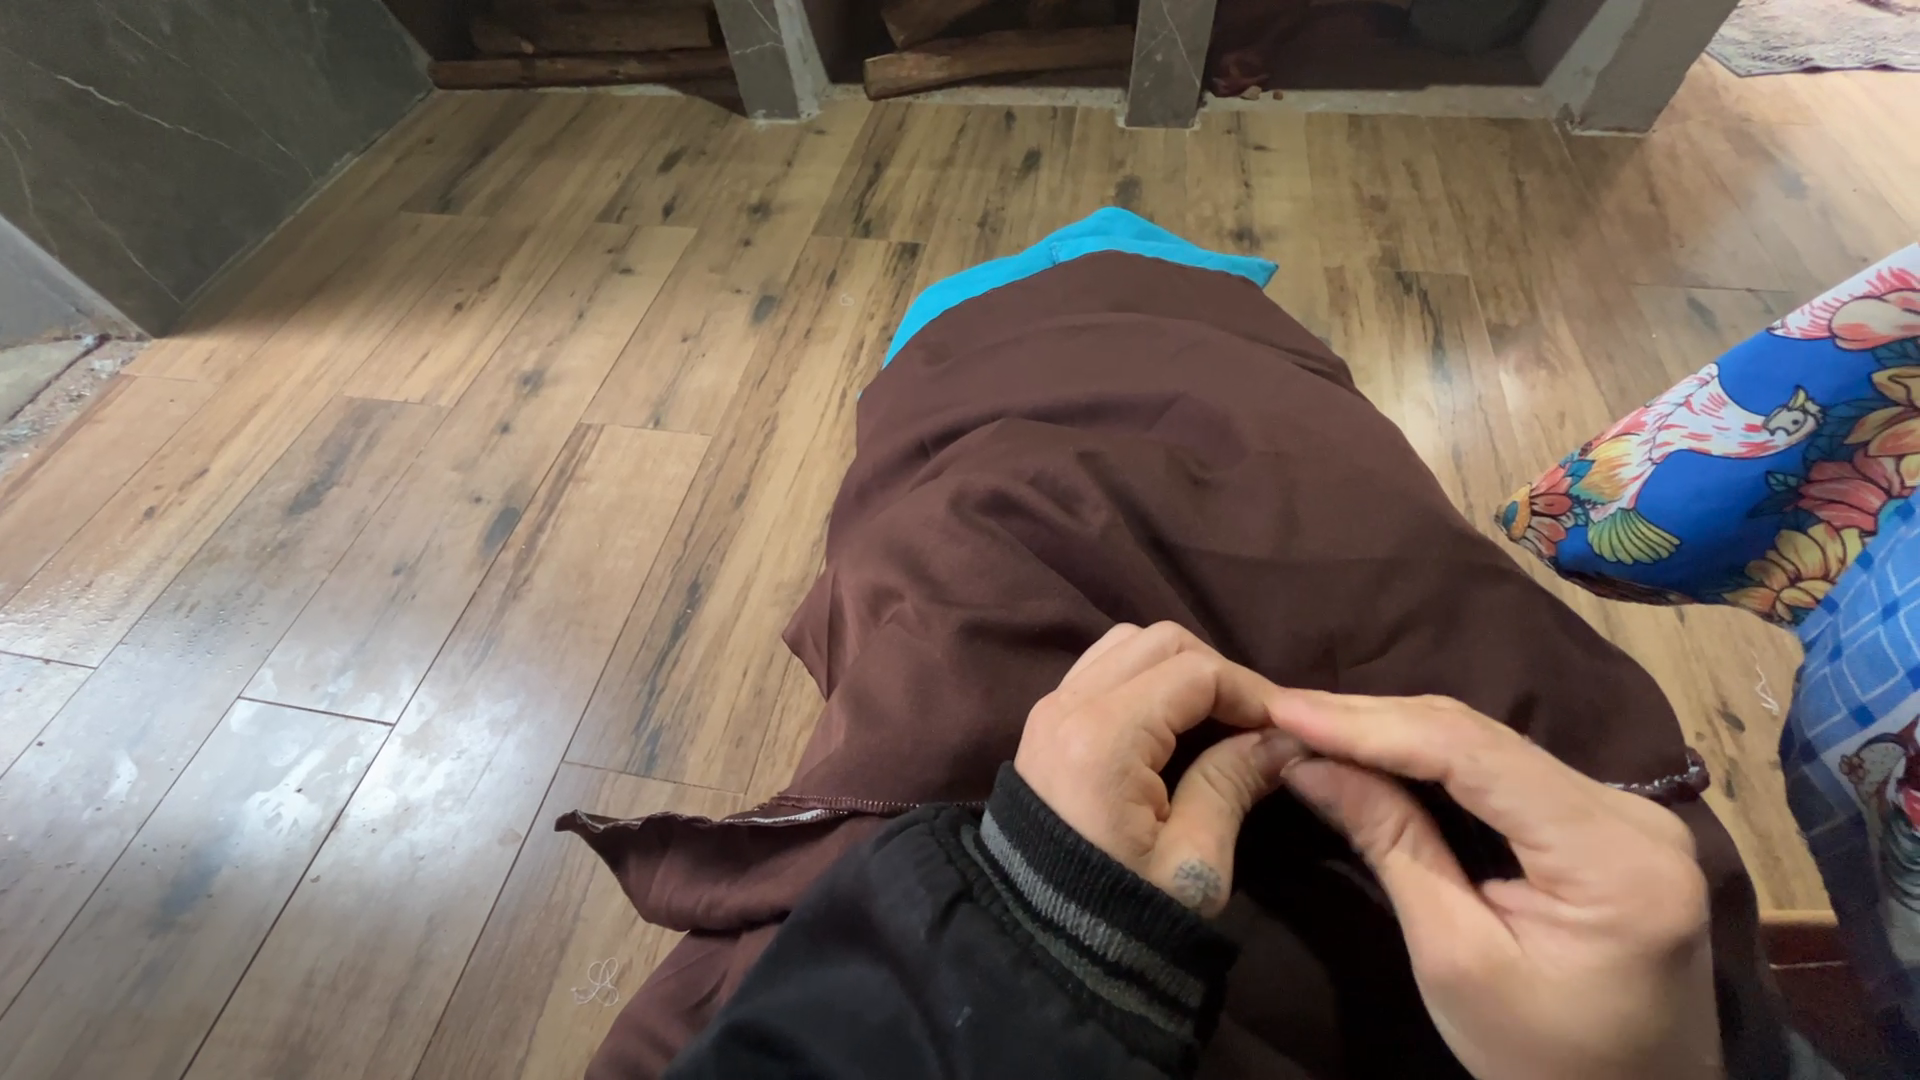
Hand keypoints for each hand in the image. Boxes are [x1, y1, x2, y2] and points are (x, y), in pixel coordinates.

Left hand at [1014, 622, 1303, 916]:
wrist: (1037, 937)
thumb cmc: (1119, 912)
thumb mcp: (1192, 863)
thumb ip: (1232, 784)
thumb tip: (1282, 739)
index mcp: (1103, 737)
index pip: (1194, 672)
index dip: (1251, 690)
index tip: (1288, 726)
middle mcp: (1068, 703)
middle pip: (1159, 641)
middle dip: (1217, 670)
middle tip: (1254, 722)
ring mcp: (1050, 705)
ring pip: (1127, 643)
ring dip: (1178, 666)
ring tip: (1216, 716)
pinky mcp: (1046, 717)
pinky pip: (1102, 664)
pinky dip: (1144, 673)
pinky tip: (1171, 716)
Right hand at [1270, 691, 1722, 1079]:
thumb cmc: (1542, 1057)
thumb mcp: (1451, 955)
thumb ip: (1388, 843)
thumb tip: (1306, 764)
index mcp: (1613, 859)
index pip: (1470, 756)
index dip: (1369, 726)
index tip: (1286, 711)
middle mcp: (1630, 814)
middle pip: (1473, 734)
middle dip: (1367, 718)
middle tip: (1282, 711)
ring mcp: (1619, 808)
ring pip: (1477, 736)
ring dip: (1385, 726)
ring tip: (1307, 720)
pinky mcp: (1595, 814)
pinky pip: (1489, 759)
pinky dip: (1416, 747)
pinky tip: (1364, 740)